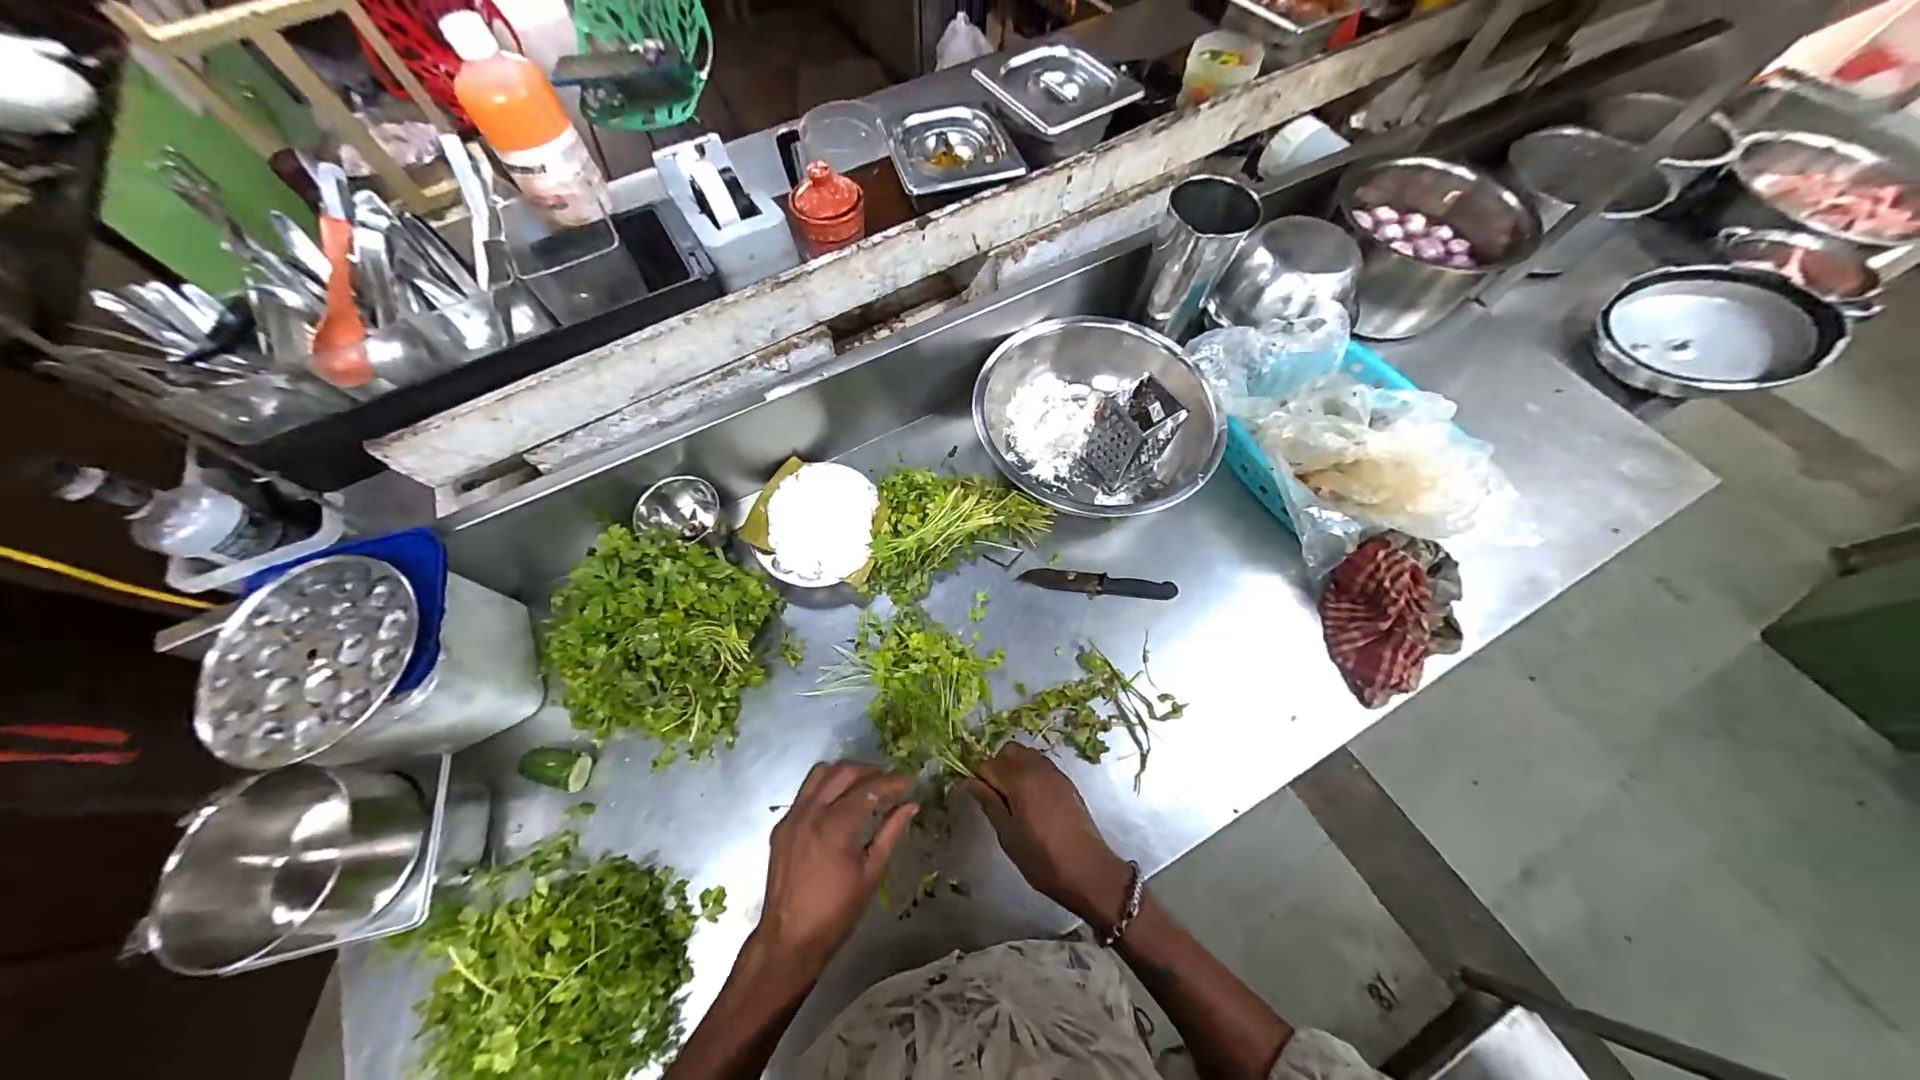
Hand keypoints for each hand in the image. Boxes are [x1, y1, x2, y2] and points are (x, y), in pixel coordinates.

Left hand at [754, 760, 916, 978]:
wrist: (790, 939)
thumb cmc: (837, 912)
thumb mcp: (871, 872)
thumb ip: (891, 832)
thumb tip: (910, 805)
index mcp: (835, 826)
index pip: (869, 788)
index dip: (893, 781)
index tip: (910, 781)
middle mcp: (810, 813)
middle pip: (844, 771)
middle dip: (871, 770)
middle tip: (891, 780)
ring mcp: (792, 817)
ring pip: (820, 774)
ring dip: (846, 772)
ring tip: (866, 783)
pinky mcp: (781, 826)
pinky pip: (805, 792)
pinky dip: (826, 787)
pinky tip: (839, 802)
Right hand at [969, 744, 1133, 931]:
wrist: (1087, 869)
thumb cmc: (1041, 857)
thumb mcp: (1007, 834)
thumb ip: (989, 803)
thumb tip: (972, 782)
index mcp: (1019, 778)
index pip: (986, 764)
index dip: (979, 780)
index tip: (980, 799)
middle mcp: (1037, 767)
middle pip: (1008, 751)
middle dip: (997, 767)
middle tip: (996, 797)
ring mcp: (1054, 772)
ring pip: (1026, 755)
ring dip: (1015, 768)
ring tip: (1014, 800)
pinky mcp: (1066, 782)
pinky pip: (1041, 765)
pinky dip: (1031, 774)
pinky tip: (1032, 802)